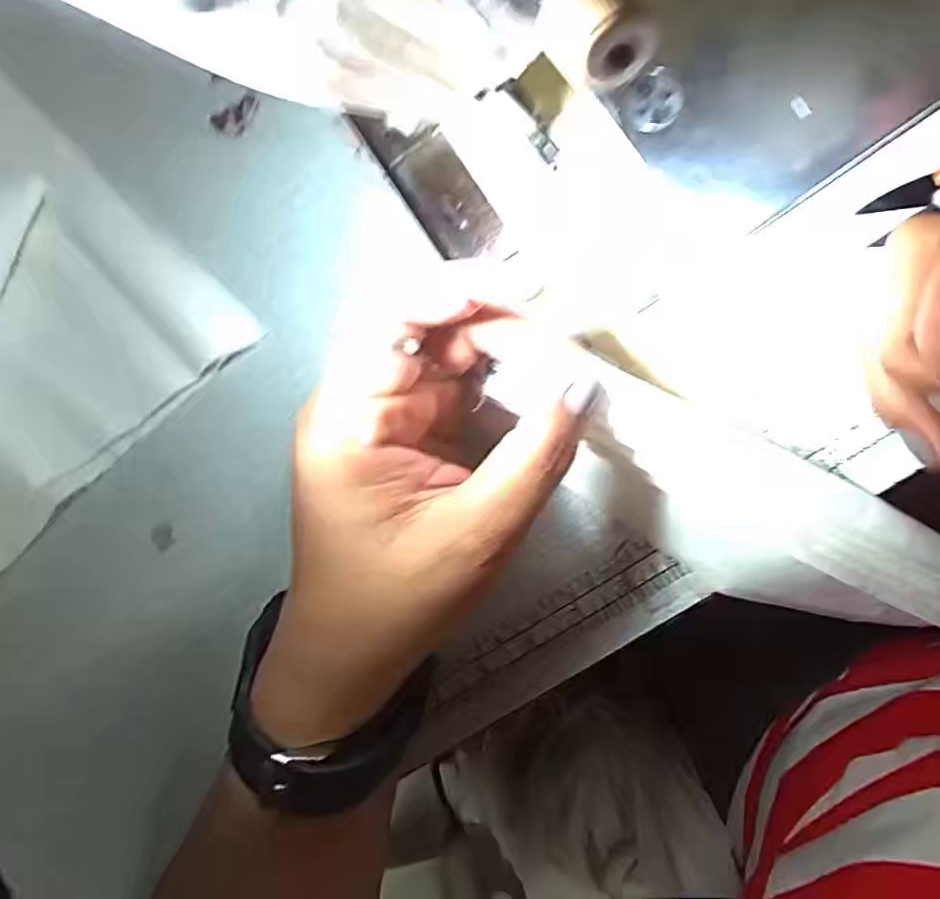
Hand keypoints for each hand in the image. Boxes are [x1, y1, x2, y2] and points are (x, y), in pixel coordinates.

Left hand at [250, 271, 599, 746]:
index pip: (392, 321)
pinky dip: (524, 376)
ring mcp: (406, 410)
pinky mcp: (436, 427)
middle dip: (507, 320)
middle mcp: (373, 398)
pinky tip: (559, 378)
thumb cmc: (400, 598)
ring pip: (467, 349)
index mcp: (352, 417)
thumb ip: (536, 453)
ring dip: (522, 345)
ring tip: (575, 349)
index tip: (526, 286)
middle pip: (438, 325)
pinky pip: (483, 383)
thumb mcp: (478, 531)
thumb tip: (587, 384)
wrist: (361, 652)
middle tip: (574, 332)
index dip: (456, 291)